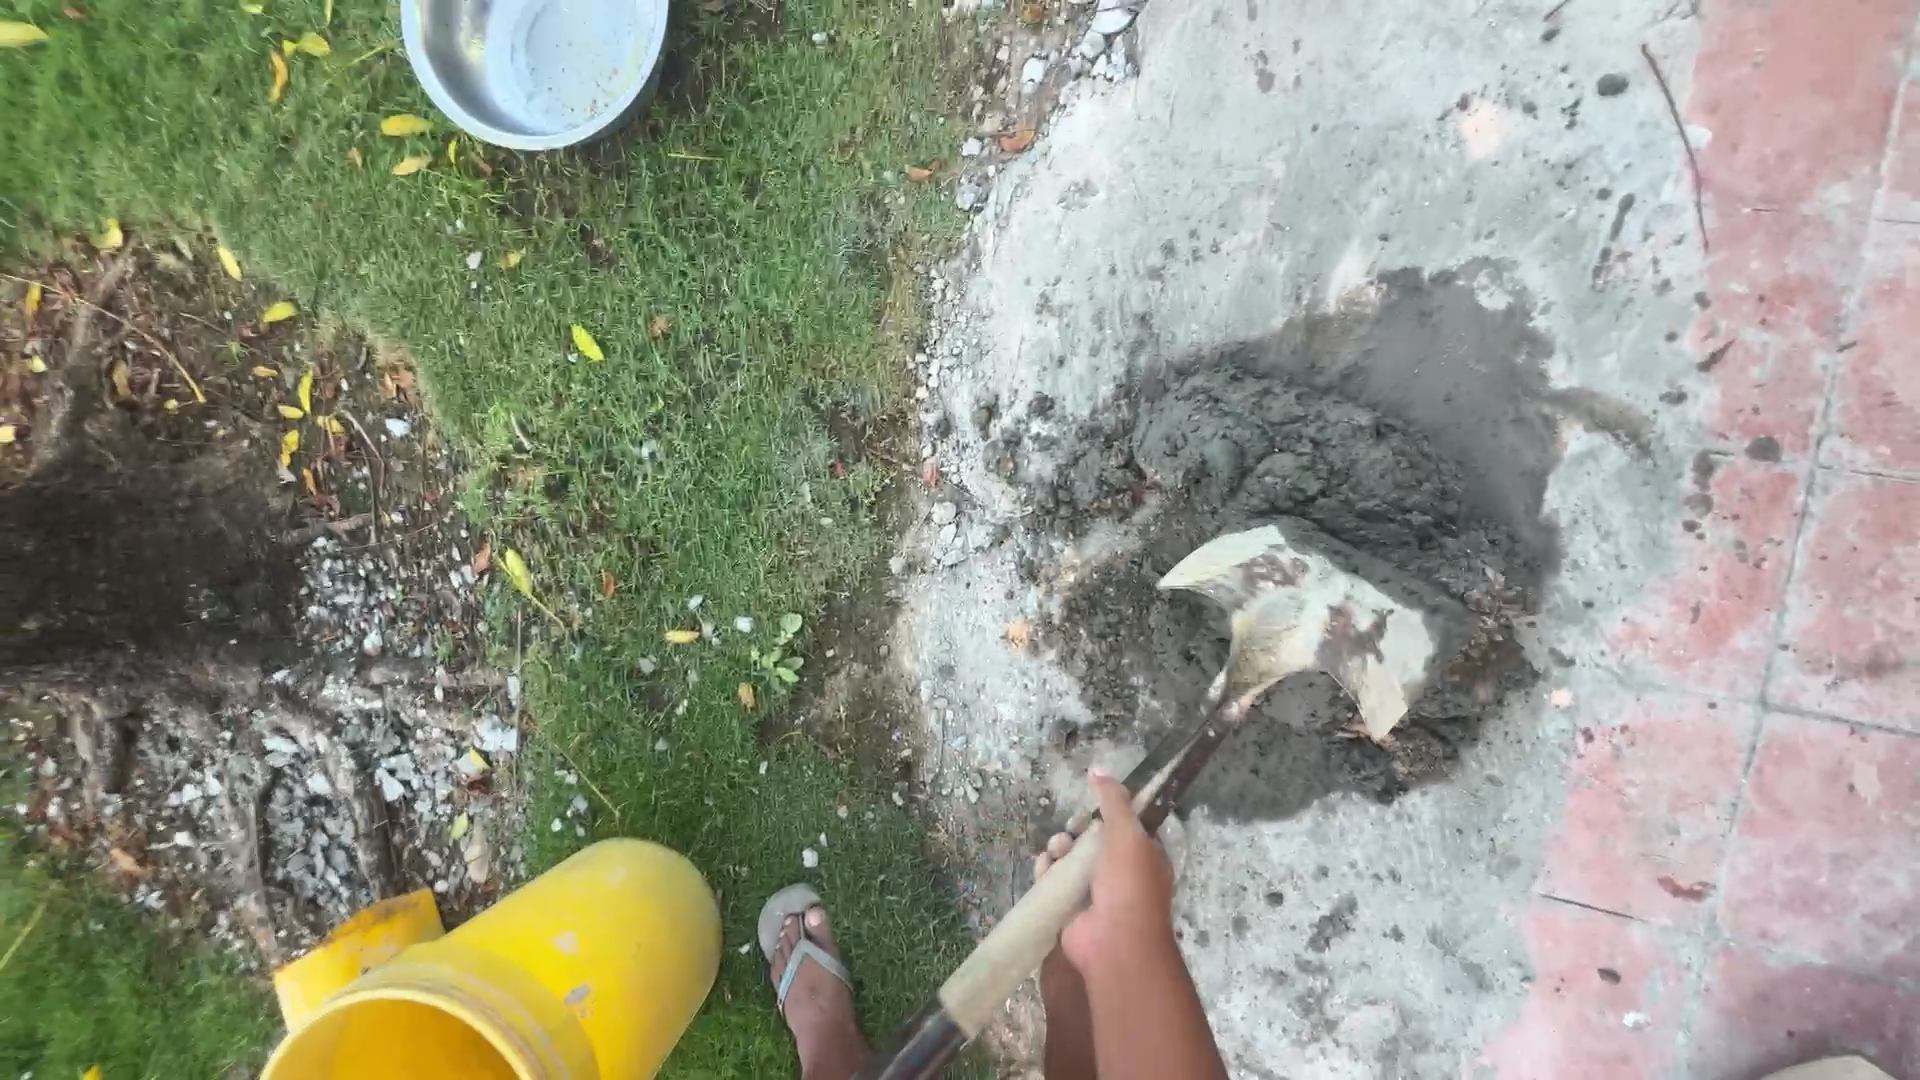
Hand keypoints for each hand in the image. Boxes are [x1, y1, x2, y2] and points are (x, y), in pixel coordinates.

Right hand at [1058, 767, 1175, 977]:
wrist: (1114, 942)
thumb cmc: (1129, 884)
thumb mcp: (1128, 833)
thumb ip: (1113, 799)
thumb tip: (1097, 769)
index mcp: (1144, 855)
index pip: (1123, 825)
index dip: (1105, 813)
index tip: (1090, 805)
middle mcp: (1121, 872)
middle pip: (1091, 839)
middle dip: (1076, 830)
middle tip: (1070, 830)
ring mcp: (1095, 892)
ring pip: (1070, 858)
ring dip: (1059, 849)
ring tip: (1057, 851)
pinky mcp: (1070, 906)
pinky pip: (1055, 879)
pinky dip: (1047, 871)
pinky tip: (1044, 868)